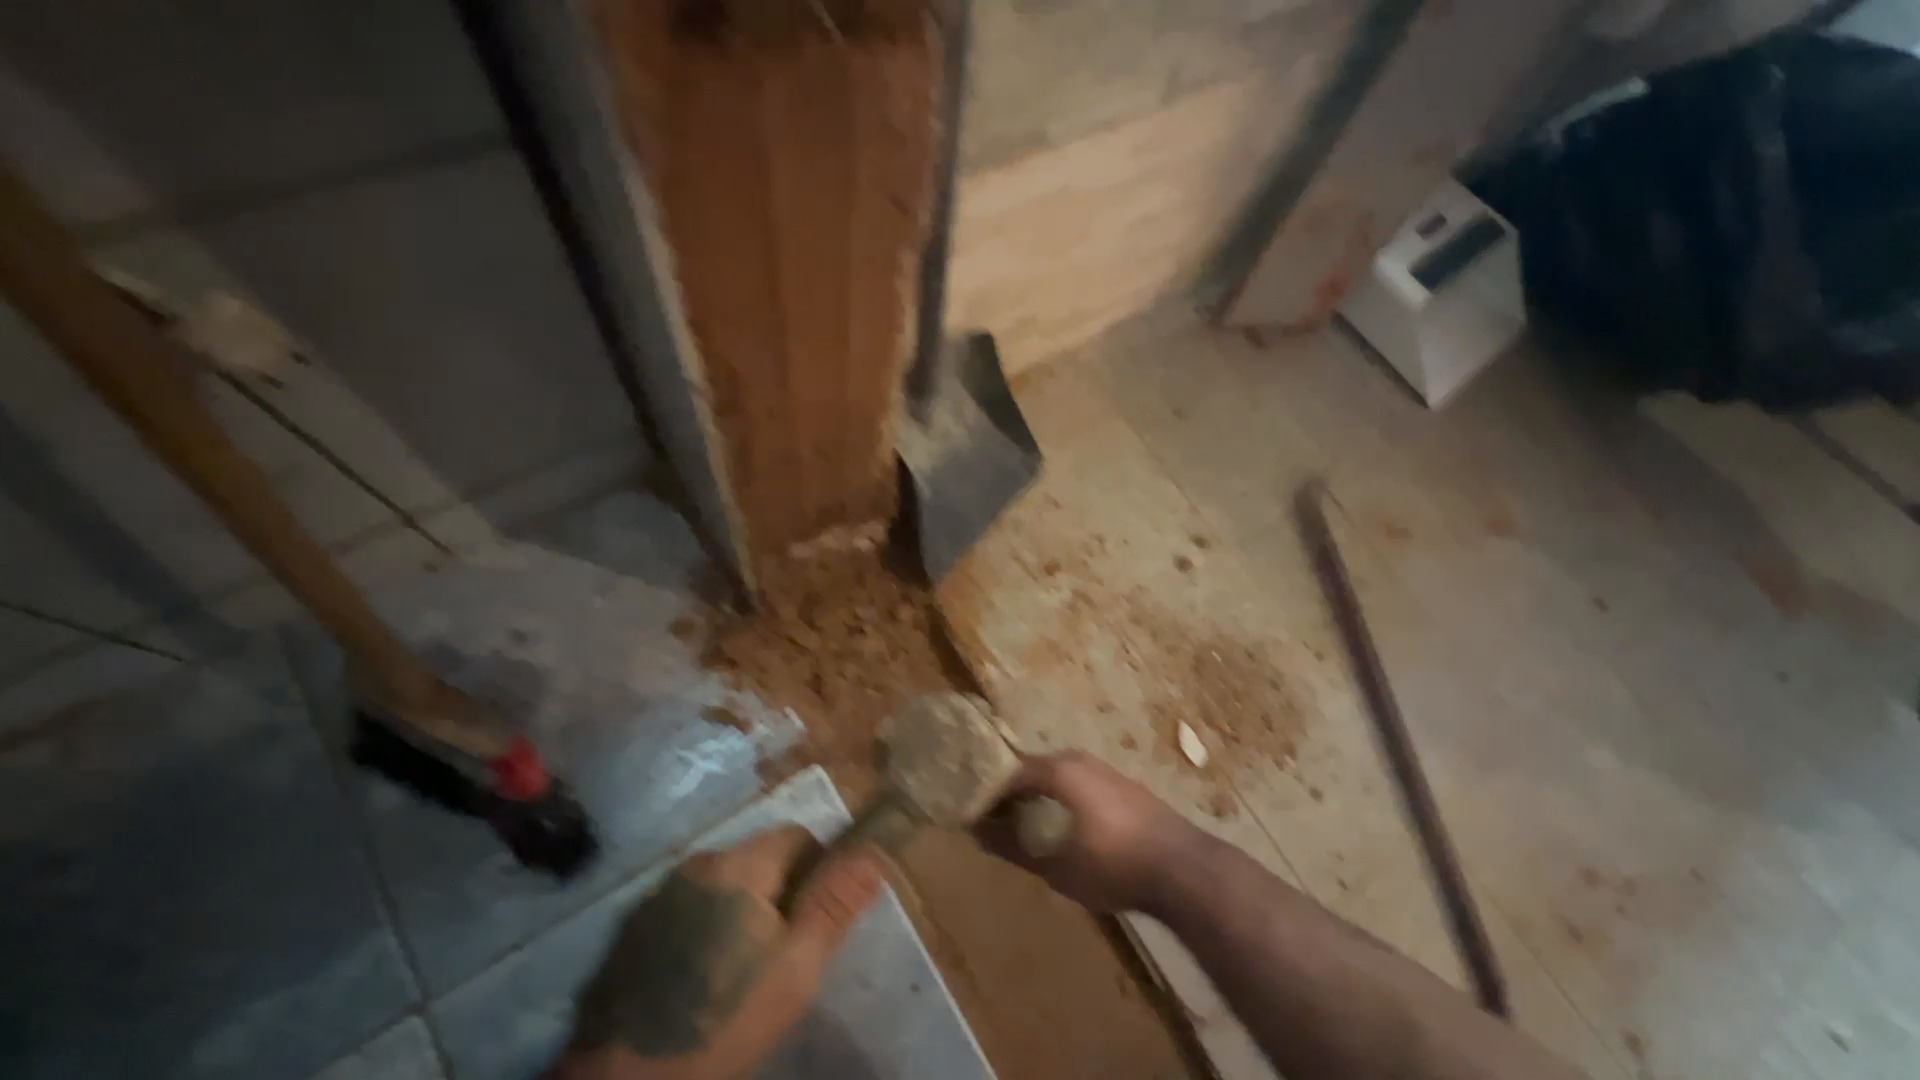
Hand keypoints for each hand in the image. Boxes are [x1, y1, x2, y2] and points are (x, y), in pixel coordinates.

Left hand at [553, 827, 884, 1079]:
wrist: (626, 1078)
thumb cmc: (726, 1017)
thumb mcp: (797, 966)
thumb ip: (834, 902)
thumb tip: (873, 851)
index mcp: (737, 864)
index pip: (798, 835)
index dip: (820, 870)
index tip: (818, 921)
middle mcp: (695, 863)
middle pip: (759, 858)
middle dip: (781, 893)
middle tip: (785, 954)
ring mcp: (659, 894)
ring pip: (724, 885)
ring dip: (743, 911)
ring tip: (744, 969)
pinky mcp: (636, 927)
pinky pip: (690, 908)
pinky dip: (707, 927)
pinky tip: (705, 976)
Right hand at [976, 750, 1191, 913]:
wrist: (1184, 870)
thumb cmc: (1112, 864)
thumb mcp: (1054, 864)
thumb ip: (1012, 847)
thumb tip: (976, 832)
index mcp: (1058, 769)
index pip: (1006, 772)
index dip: (987, 794)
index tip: (970, 815)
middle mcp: (1080, 760)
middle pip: (1032, 771)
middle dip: (1011, 794)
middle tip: (993, 822)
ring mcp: (1106, 772)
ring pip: (1057, 779)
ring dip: (1038, 799)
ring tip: (1023, 829)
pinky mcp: (1125, 789)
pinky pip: (1079, 788)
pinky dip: (1062, 803)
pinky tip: (1062, 831)